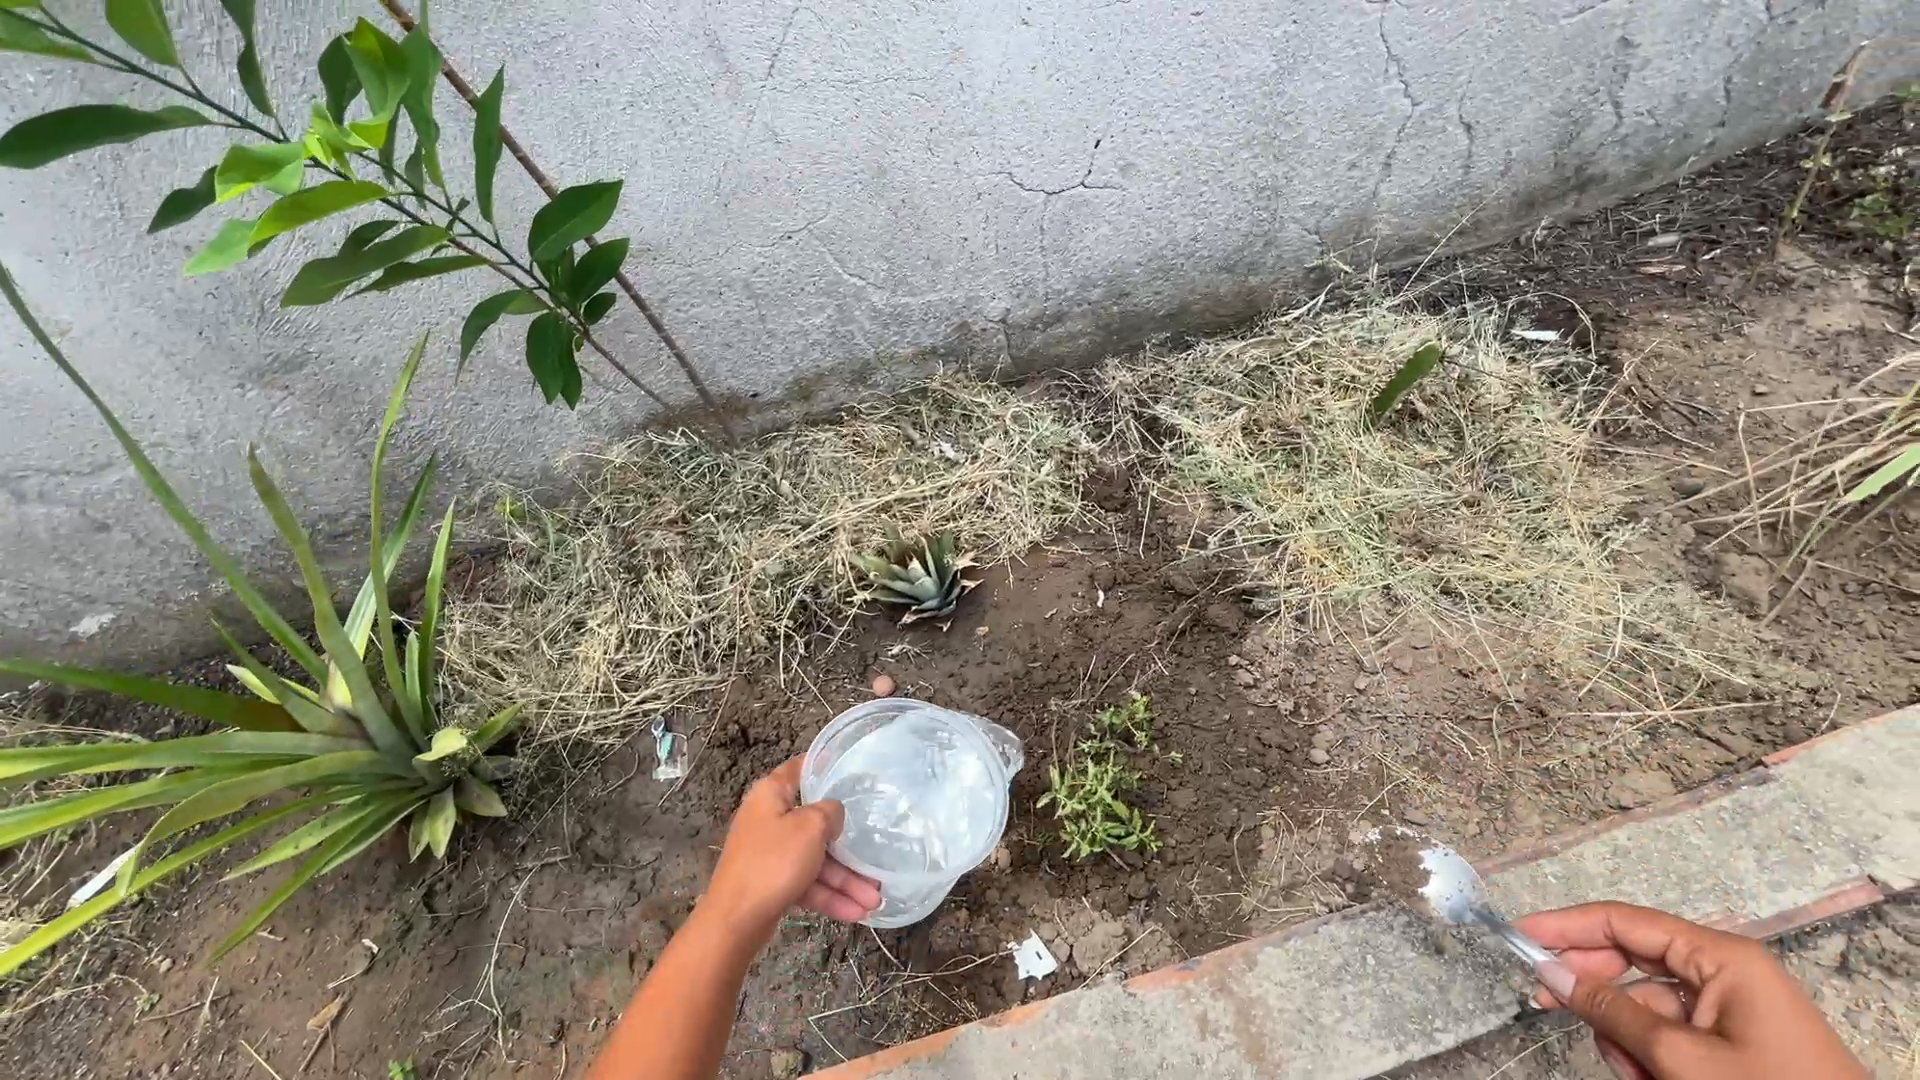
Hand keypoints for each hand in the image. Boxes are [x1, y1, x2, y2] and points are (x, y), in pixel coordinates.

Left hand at [701, 756, 881, 931]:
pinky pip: (807, 883)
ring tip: (874, 901)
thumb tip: (832, 816)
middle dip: (848, 847)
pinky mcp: (772, 883)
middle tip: (875, 856)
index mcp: (771, 795)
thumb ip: (830, 811)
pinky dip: (829, 896)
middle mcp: (769, 819)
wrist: (735, 920)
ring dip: (845, 880)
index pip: (798, 769)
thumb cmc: (773, 861)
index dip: (823, 765)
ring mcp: (770, 854)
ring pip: (815, 860)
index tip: (849, 767)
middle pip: (815, 825)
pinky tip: (855, 913)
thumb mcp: (811, 826)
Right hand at [1516, 902, 1866, 1079]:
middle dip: (1593, 990)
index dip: (1565, 925)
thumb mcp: (1680, 1057)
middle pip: (1629, 960)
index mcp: (1719, 957)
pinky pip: (1669, 1030)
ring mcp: (1732, 1006)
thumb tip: (1549, 973)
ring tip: (1632, 1072)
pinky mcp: (1735, 1039)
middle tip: (1546, 1005)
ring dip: (1623, 1034)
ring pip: (1644, 1002)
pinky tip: (1649, 1078)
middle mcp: (1723, 970)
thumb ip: (1609, 1010)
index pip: (1621, 921)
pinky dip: (1649, 1052)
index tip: (1519, 937)